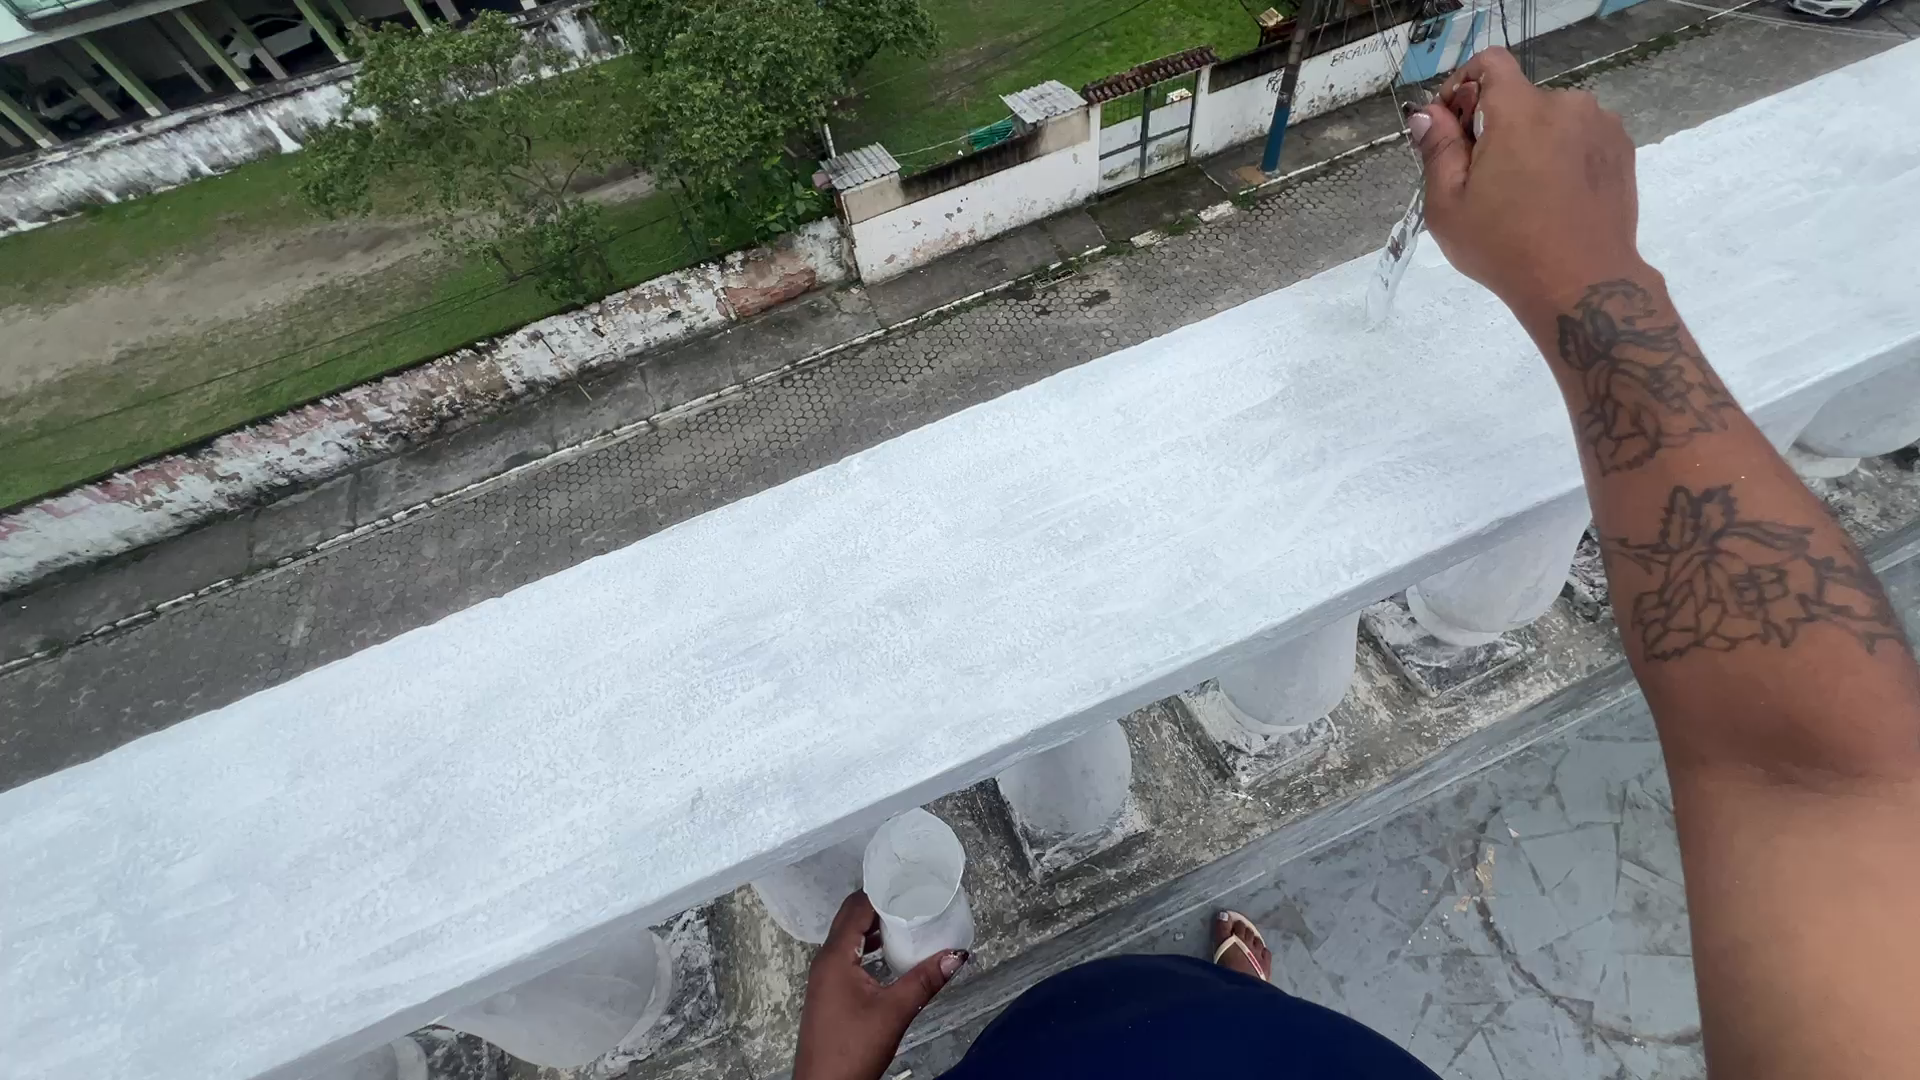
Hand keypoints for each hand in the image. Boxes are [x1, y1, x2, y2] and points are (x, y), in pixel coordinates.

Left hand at [792, 892, 968, 1079]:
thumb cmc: (854, 1049)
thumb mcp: (894, 1012)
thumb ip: (925, 980)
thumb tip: (957, 954)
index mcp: (835, 956)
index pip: (857, 907)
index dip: (881, 891)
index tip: (908, 880)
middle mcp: (825, 960)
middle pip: (851, 917)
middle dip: (879, 904)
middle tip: (910, 894)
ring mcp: (824, 977)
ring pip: (848, 936)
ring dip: (873, 925)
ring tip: (905, 918)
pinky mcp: (828, 992)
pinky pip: (847, 954)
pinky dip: (867, 945)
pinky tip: (889, 953)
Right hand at [1409, 47, 1648, 318]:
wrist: (1578, 278)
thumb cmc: (1500, 245)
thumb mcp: (1447, 205)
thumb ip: (1438, 150)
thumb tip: (1426, 114)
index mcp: (1519, 113)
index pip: (1489, 64)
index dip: (1460, 88)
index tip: (1448, 130)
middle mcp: (1566, 104)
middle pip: (1516, 100)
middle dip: (1490, 130)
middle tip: (1475, 185)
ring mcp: (1600, 124)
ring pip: (1546, 121)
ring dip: (1524, 145)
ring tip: (1514, 198)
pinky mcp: (1619, 147)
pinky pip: (1575, 138)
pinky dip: (1554, 157)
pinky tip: (1545, 200)